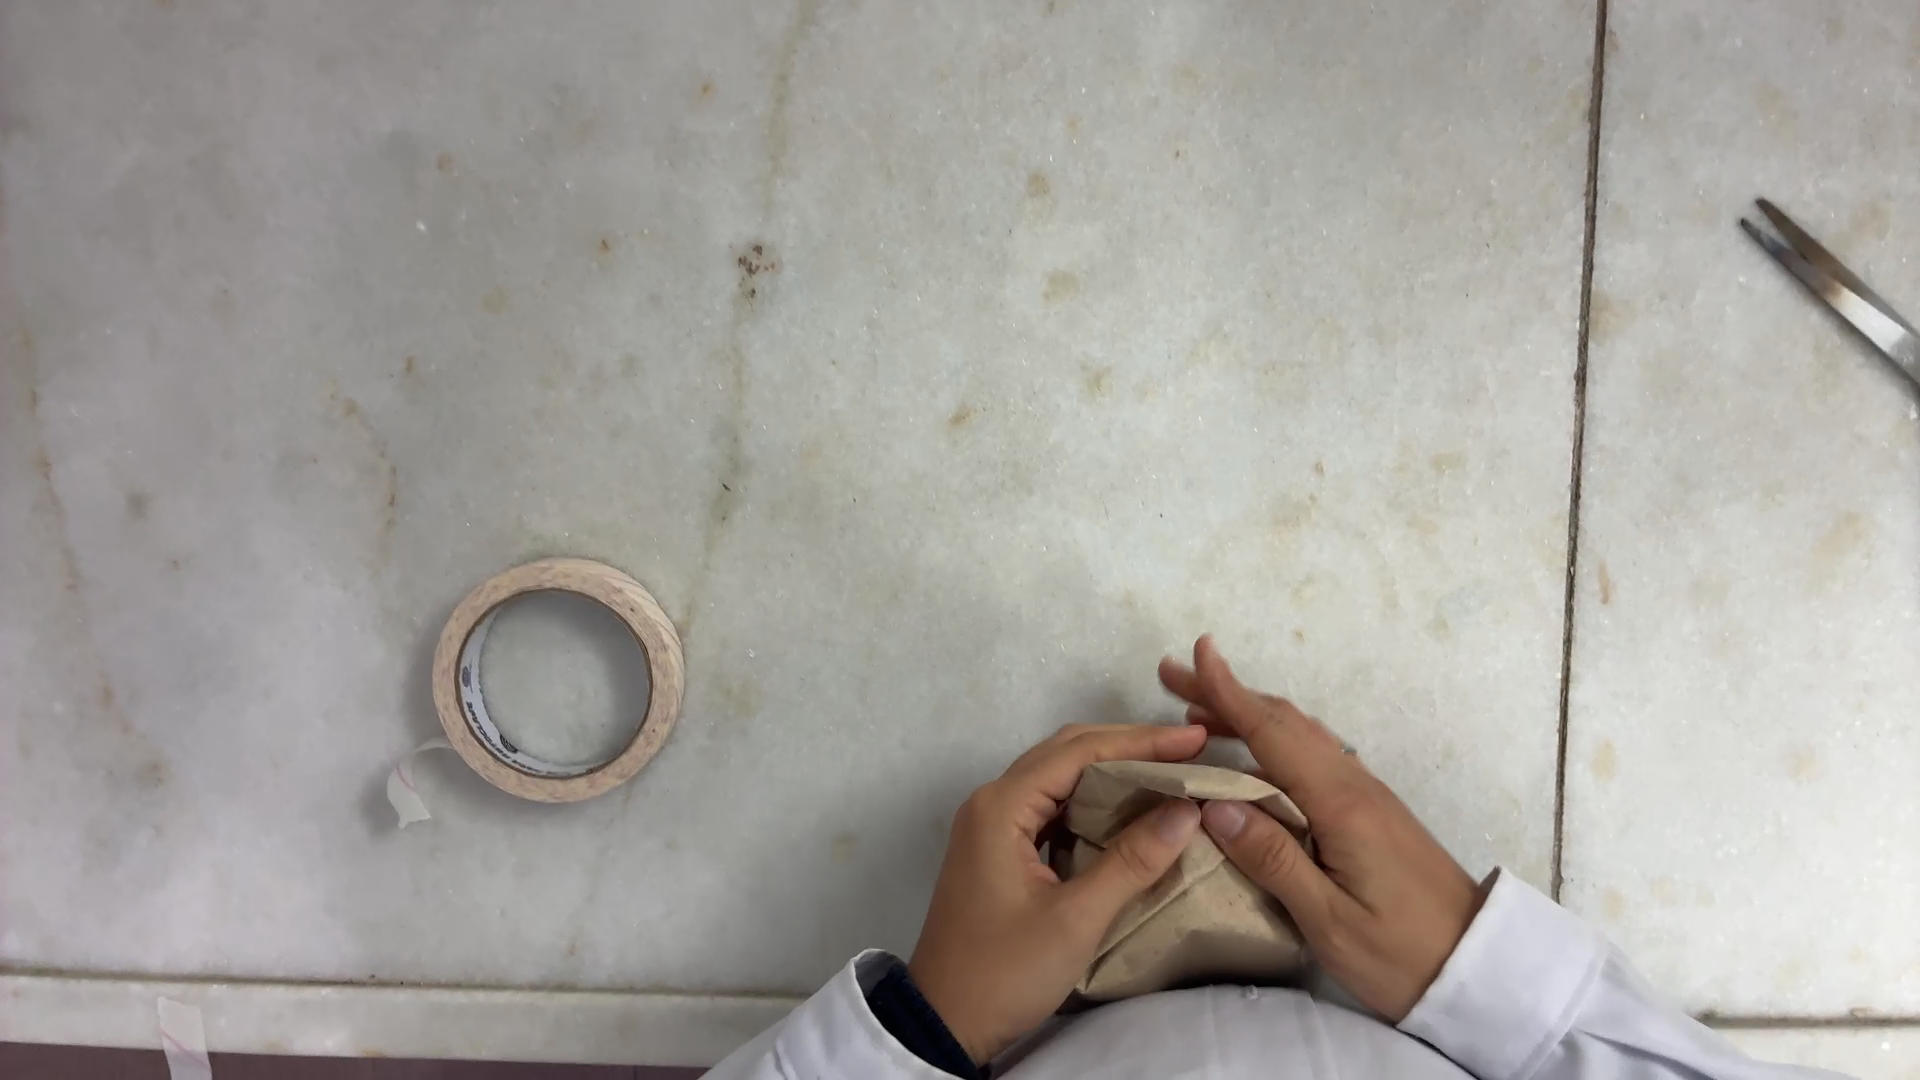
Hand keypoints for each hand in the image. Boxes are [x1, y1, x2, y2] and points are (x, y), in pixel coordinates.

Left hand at [908, 724, 1208, 1062]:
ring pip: (1057, 774)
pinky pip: (1050, 802)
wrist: (943, 1019)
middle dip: (1126, 745)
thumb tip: (1186, 811)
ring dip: (1108, 767)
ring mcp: (993, 820)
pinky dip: (1090, 796)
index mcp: (1002, 806)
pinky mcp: (999, 843)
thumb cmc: (1004, 971)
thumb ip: (1131, 862)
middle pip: (1065, 752)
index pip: (1077, 752)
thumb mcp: (1075, 921)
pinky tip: (1125, 805)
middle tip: (1186, 749)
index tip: (1194, 739)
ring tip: (1165, 768)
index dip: (1138, 741)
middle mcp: (993, 800)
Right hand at [1158, 636, 1482, 1020]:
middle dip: (1224, 692)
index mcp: (1338, 801)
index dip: (1229, 690)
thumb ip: (1272, 859)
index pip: (1272, 730)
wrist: (1488, 971)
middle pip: (1280, 719)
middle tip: (1173, 675)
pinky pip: (1308, 751)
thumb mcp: (1330, 921)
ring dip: (1245, 711)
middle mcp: (1350, 782)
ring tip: (1196, 711)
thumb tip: (1212, 806)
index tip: (1197, 651)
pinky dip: (1268, 735)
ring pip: (1296, 731)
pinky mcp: (1366, 808)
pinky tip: (1250, 752)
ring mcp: (1362, 792)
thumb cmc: (1405, 954)